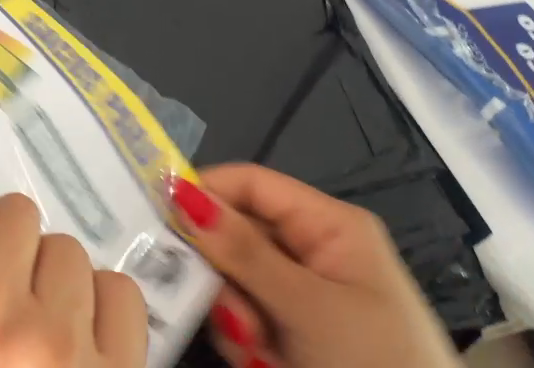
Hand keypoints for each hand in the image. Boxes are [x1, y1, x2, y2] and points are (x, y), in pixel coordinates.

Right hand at [169, 164, 461, 367]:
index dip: (204, 192)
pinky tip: (267, 365)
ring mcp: (302, 295)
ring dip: (236, 319)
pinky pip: (244, 318)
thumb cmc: (376, 365)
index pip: (251, 184)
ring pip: (233, 281)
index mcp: (329, 226)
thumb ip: (242, 251)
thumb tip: (180, 191)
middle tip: (235, 318)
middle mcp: (312, 251)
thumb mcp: (309, 307)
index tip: (158, 216)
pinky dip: (246, 344)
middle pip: (235, 234)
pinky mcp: (295, 333)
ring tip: (262, 355)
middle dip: (225, 278)